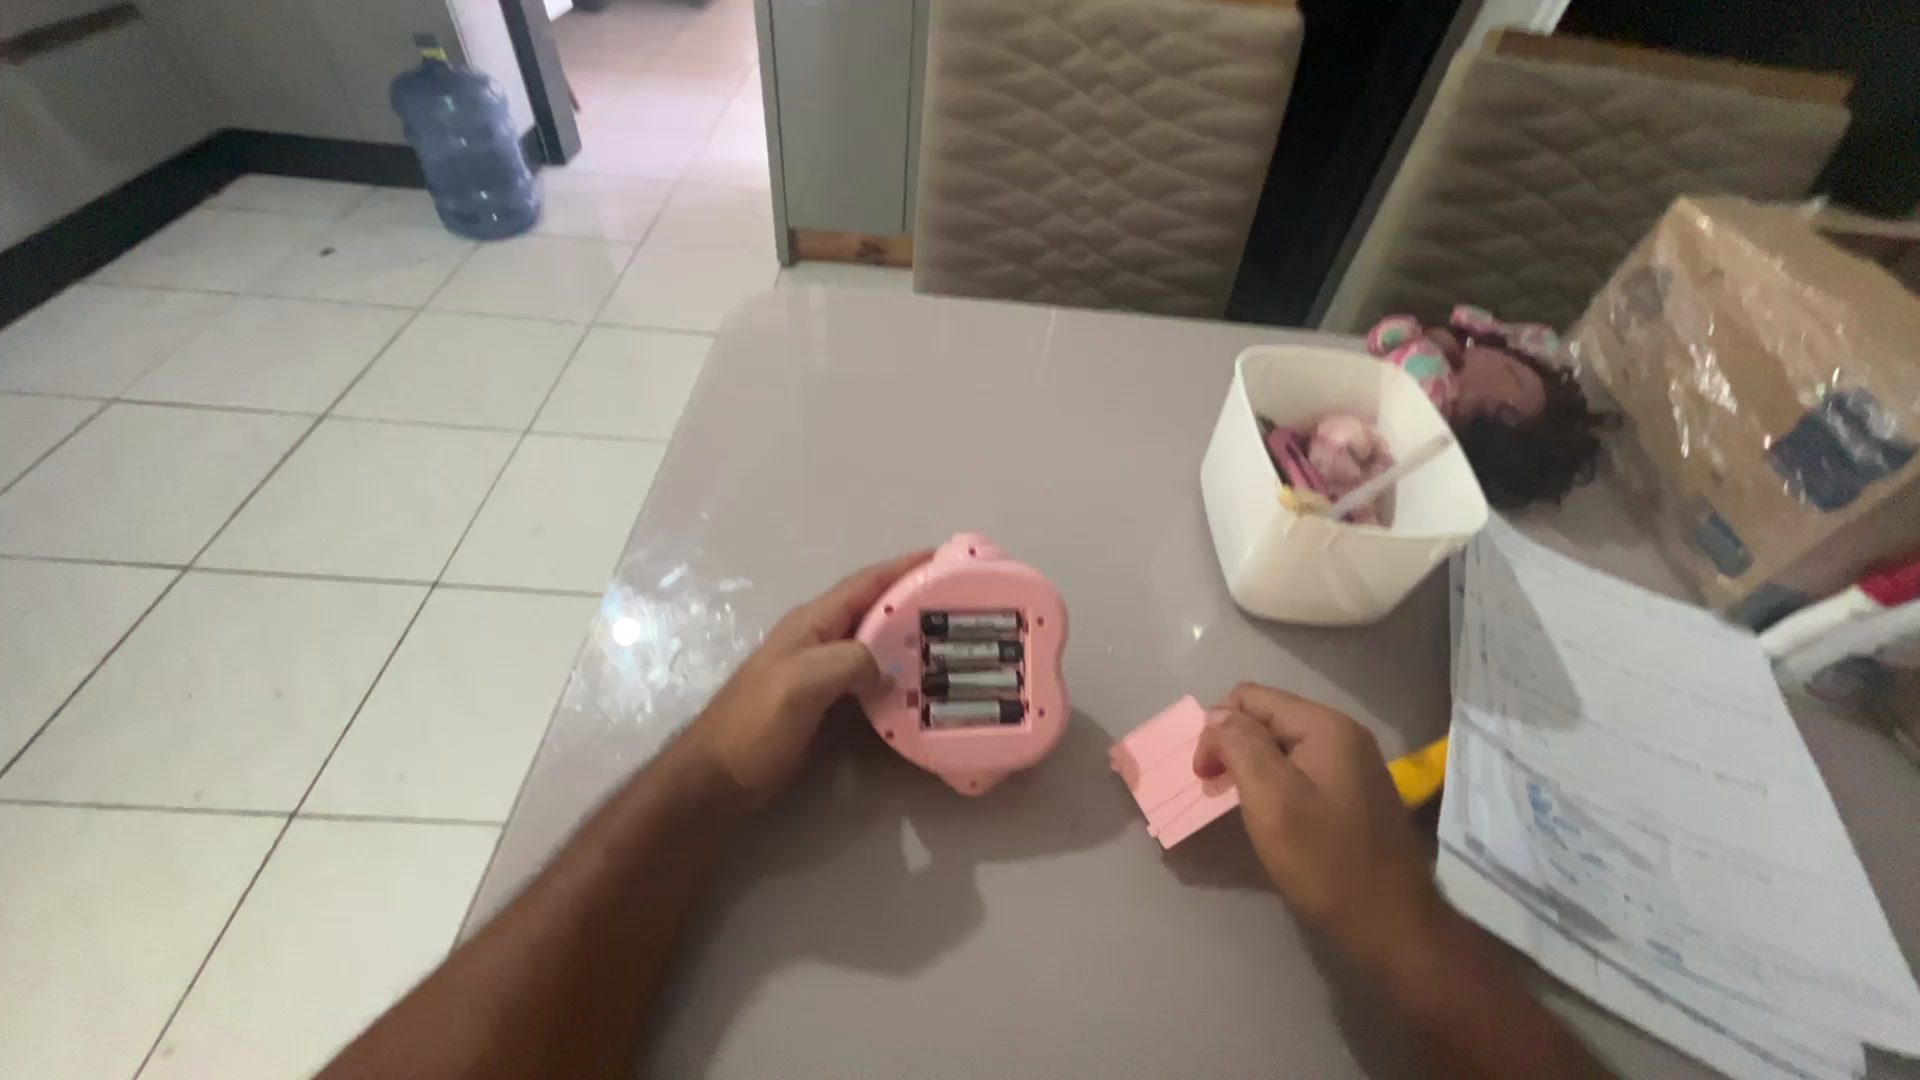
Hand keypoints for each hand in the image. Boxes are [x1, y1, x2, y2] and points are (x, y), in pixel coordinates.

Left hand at [680, 550, 932, 806]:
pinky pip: (867, 676)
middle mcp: (817, 638)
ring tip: (946, 642)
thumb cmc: (756, 725)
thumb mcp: (804, 682)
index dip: (902, 567)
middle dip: (911, 599)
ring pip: (871, 643)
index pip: (864, 583)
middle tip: (955, 604)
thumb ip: (849, 661)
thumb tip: (888, 671)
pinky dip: (893, 674)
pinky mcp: (822, 701)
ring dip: (906, 637)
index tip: (942, 558)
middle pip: (872, 608)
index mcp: (811, 622)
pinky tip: (916, 688)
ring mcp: (817, 670)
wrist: (717, 779)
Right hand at [1194, 683, 1446, 971]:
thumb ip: (1239, 744)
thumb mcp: (1270, 796)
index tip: (1204, 773)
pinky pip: (1300, 766)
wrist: (1392, 924)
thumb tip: (1216, 714)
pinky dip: (1273, 779)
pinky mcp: (1353, 789)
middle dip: (1231, 744)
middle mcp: (1342, 732)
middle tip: (1212, 786)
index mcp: (1324, 725)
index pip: (1250, 697)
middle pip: (1266, 715)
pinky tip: (1268, 810)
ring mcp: (1352, 761)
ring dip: (1250, 763)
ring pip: (1281, 743)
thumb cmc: (1324, 859)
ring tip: (1234, 799)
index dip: (1216, 728)